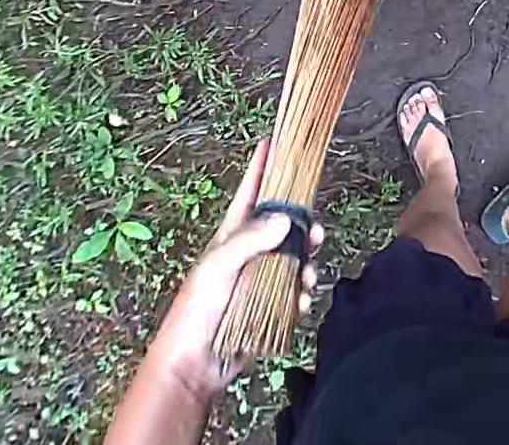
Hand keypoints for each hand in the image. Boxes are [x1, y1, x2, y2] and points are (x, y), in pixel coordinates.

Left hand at [145, 140, 323, 402]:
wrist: (193, 367)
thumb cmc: (195, 311)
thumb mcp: (217, 267)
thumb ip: (249, 240)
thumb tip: (284, 218)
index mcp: (233, 233)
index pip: (251, 190)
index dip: (262, 166)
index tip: (273, 141)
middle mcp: (251, 249)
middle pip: (284, 223)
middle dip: (302, 224)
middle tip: (314, 230)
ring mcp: (261, 276)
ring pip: (295, 256)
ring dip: (307, 263)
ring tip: (309, 275)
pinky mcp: (271, 304)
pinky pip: (295, 290)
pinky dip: (302, 294)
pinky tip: (300, 301)